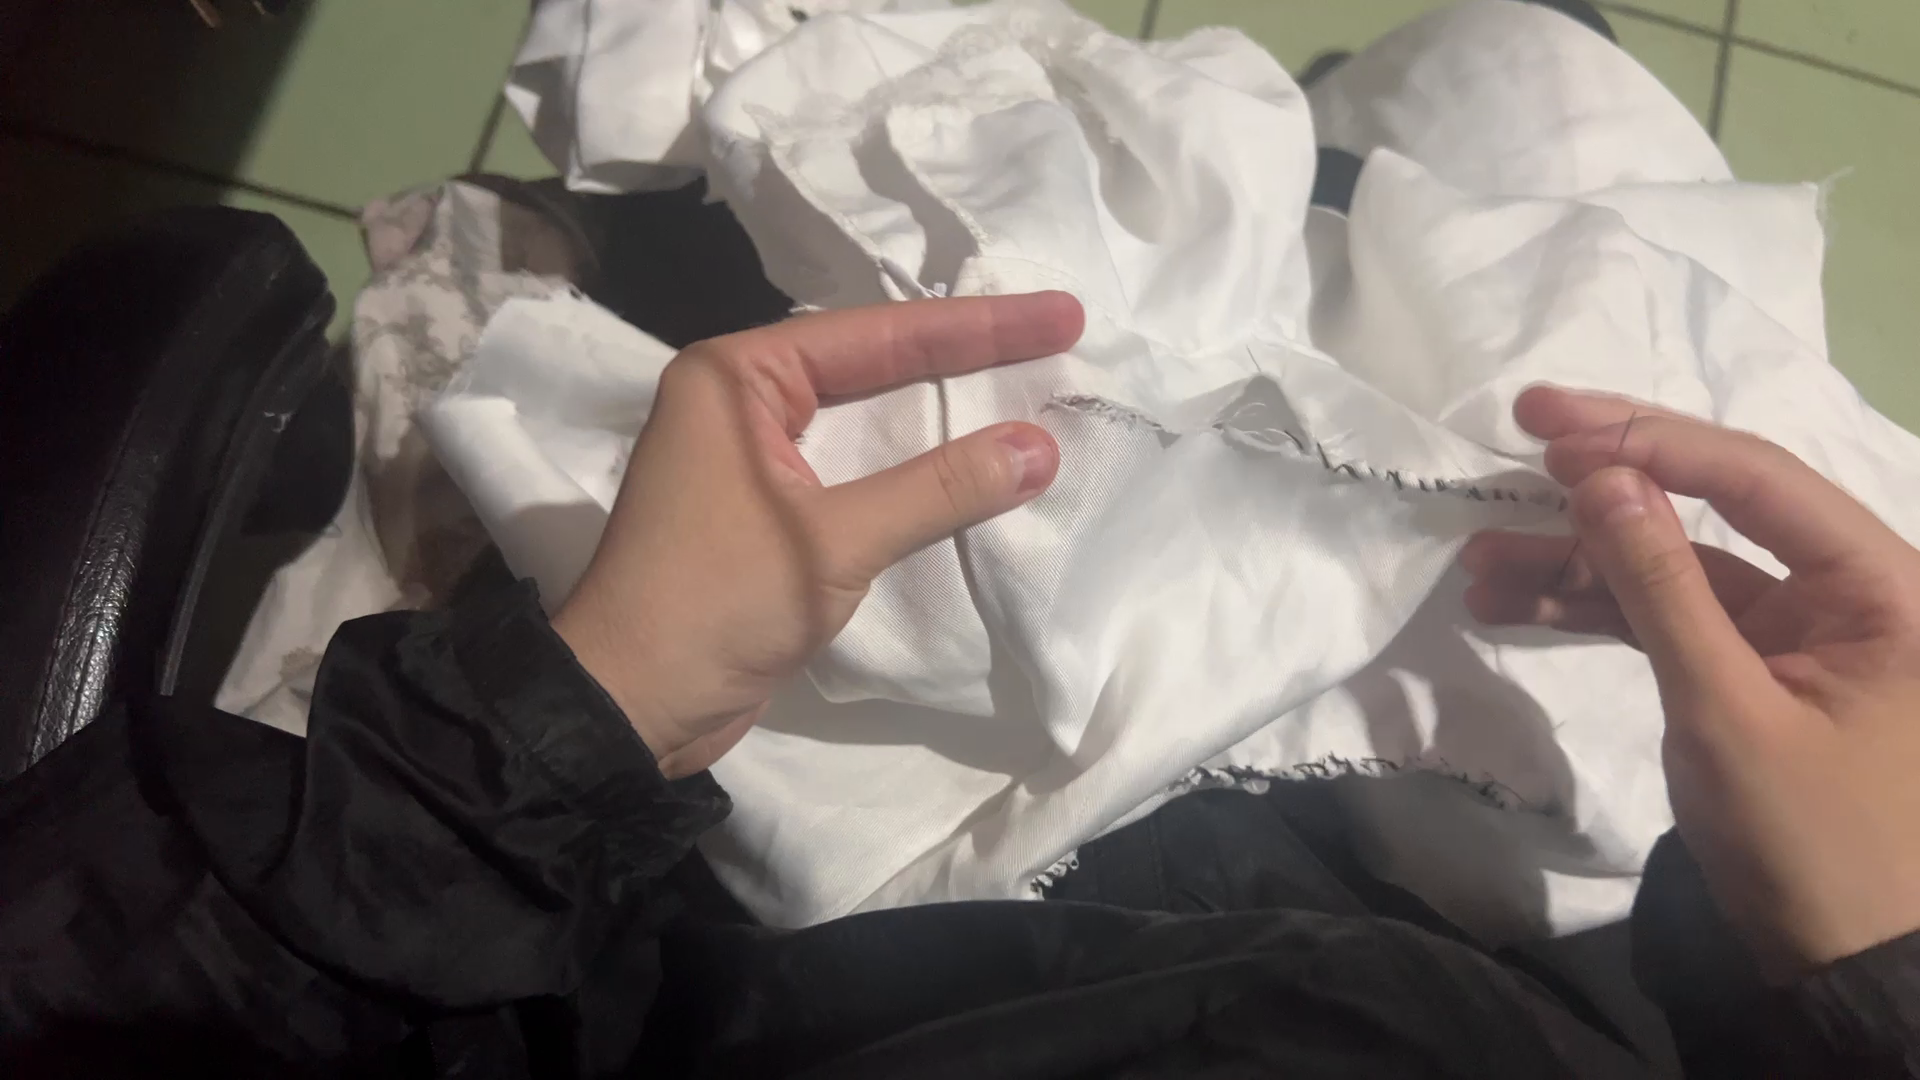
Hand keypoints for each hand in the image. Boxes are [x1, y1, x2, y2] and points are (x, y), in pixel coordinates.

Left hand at [550, 293, 1083, 777]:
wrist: (632, 707)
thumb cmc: (714, 606)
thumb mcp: (830, 542)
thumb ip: (937, 492)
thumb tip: (1039, 448)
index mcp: (739, 379)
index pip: (878, 337)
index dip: (978, 328)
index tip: (1059, 316)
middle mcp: (746, 403)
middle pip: (876, 366)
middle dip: (966, 356)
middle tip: (1054, 335)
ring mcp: (759, 458)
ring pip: (870, 420)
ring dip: (944, 411)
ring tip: (1026, 384)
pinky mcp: (774, 510)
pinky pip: (860, 470)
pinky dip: (916, 469)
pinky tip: (968, 461)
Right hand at [1461, 386, 1919, 976]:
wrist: (1837, 951)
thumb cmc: (1810, 833)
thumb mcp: (1721, 703)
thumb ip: (1659, 584)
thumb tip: (1599, 480)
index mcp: (1883, 587)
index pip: (1756, 479)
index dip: (1646, 446)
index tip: (1547, 433)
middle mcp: (1837, 587)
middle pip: (1710, 498)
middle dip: (1610, 466)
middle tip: (1524, 422)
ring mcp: (1779, 623)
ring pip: (1658, 560)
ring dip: (1566, 558)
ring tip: (1477, 565)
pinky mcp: (1732, 657)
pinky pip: (1647, 610)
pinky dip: (1578, 606)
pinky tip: (1508, 609)